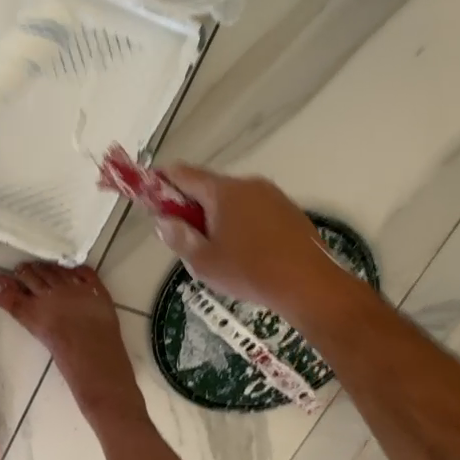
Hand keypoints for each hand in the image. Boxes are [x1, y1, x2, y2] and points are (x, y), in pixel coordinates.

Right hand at [157, 165, 349, 312]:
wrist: (310, 285)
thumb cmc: (249, 272)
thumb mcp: (202, 261)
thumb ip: (178, 237)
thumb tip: (163, 221)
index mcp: (223, 191)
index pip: (182, 174)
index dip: (161, 181)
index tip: (149, 196)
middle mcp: (247, 184)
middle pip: (208, 187)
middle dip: (190, 206)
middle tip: (184, 236)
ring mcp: (272, 195)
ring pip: (231, 199)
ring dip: (215, 216)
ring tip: (216, 250)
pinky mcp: (288, 210)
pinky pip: (252, 209)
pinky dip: (239, 222)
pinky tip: (243, 251)